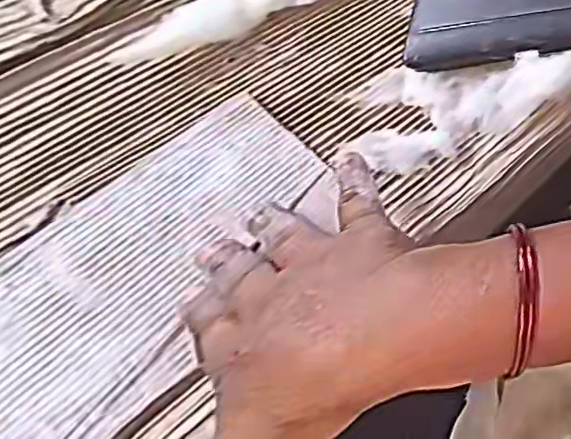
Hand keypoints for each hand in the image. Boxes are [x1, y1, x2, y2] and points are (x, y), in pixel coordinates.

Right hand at [184, 155, 422, 438]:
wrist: (379, 334)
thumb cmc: (324, 385)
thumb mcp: (257, 438)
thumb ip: (241, 434)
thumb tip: (237, 438)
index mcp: (243, 349)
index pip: (212, 333)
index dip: (202, 317)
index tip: (192, 302)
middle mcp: (274, 297)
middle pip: (242, 278)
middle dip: (226, 264)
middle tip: (211, 246)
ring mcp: (320, 260)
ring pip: (289, 236)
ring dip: (275, 222)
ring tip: (262, 209)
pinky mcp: (366, 233)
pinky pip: (358, 200)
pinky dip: (353, 178)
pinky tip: (350, 160)